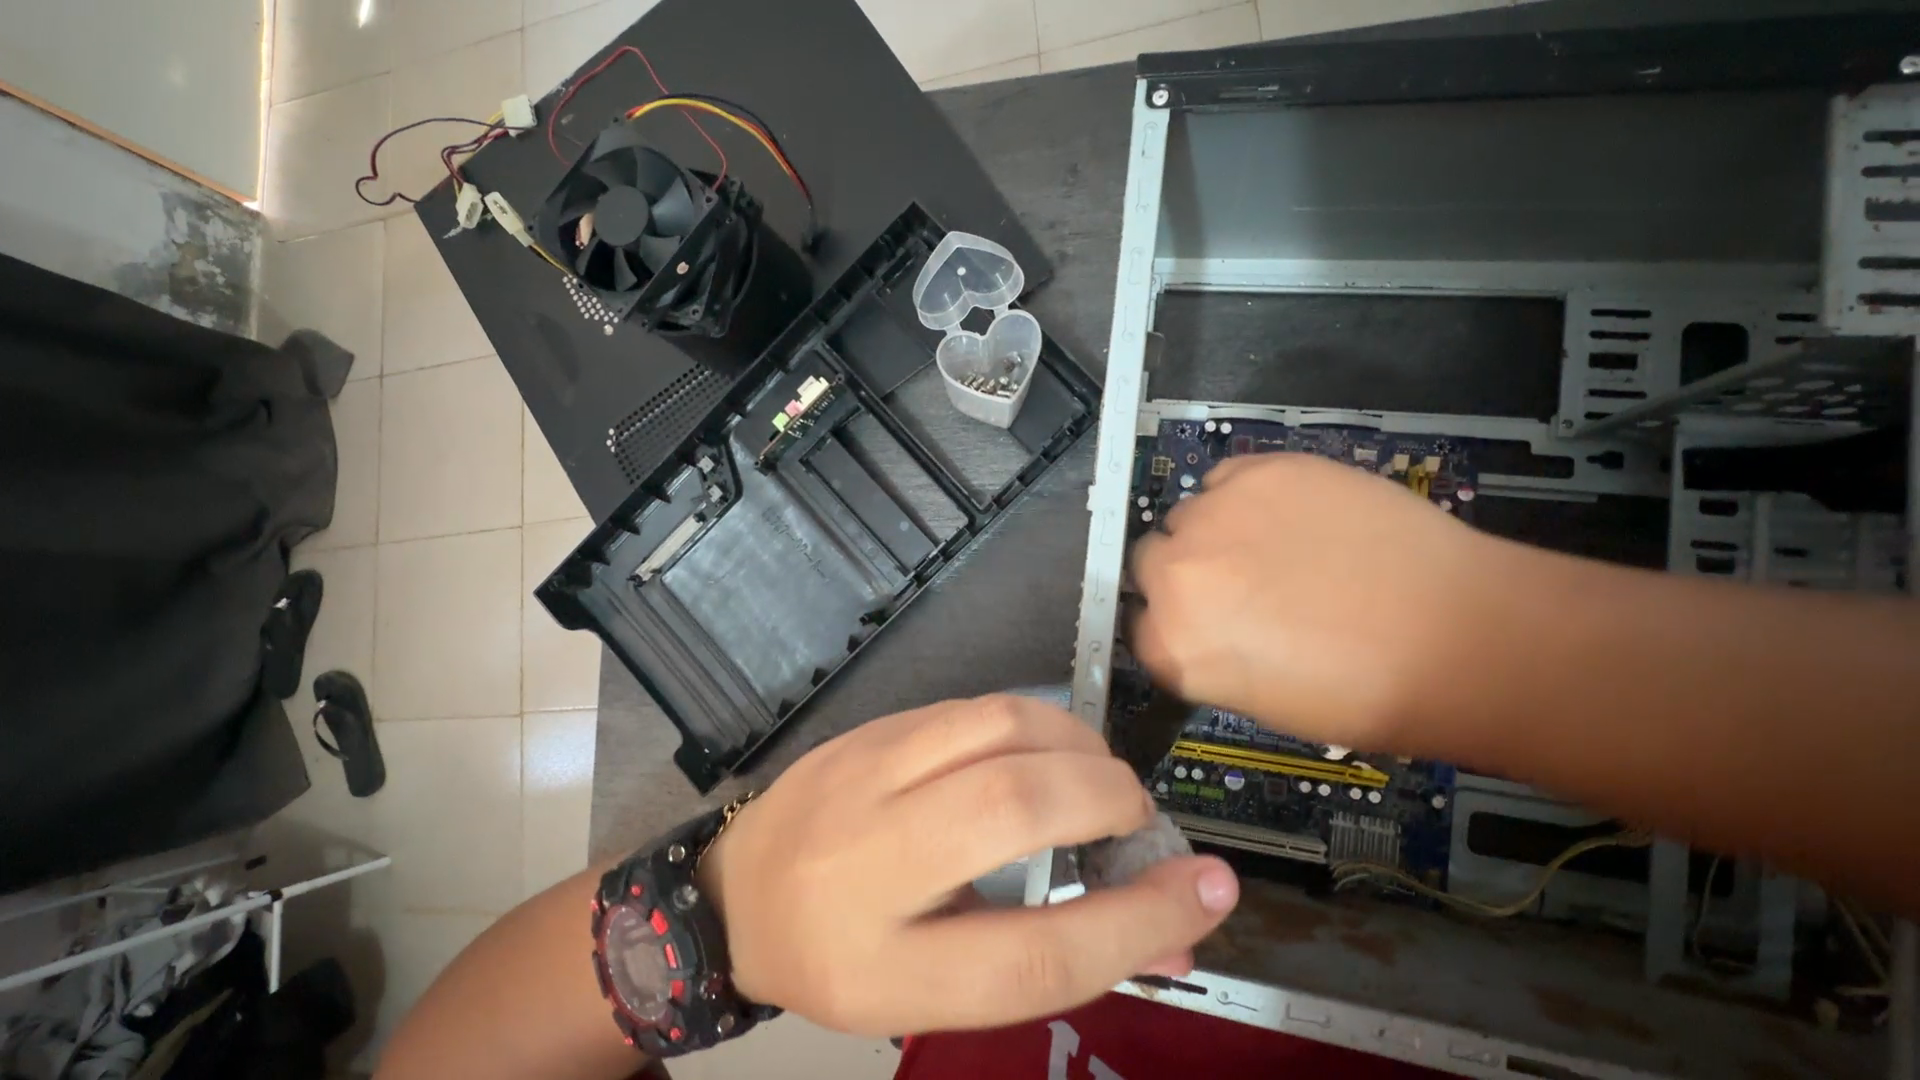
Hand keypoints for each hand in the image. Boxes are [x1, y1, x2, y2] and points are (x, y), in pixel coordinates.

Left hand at [696, 695, 1238, 1035]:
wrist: (739, 895)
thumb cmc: (849, 957)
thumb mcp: (941, 989)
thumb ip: (1057, 954)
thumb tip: (1174, 929)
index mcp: (887, 966)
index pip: (1033, 952)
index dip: (1137, 922)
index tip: (1205, 892)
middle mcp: (865, 863)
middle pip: (1011, 810)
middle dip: (1106, 801)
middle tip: (1136, 821)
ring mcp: (860, 778)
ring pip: (995, 729)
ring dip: (1076, 745)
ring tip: (1095, 780)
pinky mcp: (869, 730)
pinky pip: (973, 707)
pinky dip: (1035, 723)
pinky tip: (1045, 752)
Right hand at [1129, 453, 1501, 748]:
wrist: (1457, 635)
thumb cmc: (1362, 691)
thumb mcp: (1257, 697)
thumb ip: (1207, 653)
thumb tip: (1203, 621)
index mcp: (1172, 647)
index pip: (1140, 625)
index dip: (1176, 623)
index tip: (1207, 623)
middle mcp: (1176, 576)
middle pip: (1150, 561)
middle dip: (1184, 572)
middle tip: (1240, 583)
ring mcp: (1216, 515)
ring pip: (1188, 515)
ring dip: (1216, 530)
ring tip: (1278, 548)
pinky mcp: (1263, 470)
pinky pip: (1227, 476)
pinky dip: (1247, 495)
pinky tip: (1295, 517)